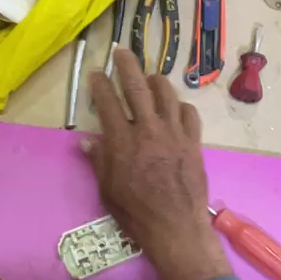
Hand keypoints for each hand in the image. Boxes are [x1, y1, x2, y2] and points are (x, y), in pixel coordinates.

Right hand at [84, 47, 232, 279]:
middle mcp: (148, 129)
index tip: (97, 74)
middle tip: (121, 52)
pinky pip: (189, 113)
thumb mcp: (108, 189)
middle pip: (137, 86)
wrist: (176, 227)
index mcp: (123, 141)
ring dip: (156, 81)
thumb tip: (86, 141)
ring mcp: (174, 133)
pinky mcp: (194, 142)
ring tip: (149, 77)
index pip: (108, 102)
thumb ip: (99, 160)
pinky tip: (175, 108)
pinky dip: (180, 106)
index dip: (100, 84)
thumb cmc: (136, 213)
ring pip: (166, 93)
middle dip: (127, 65)